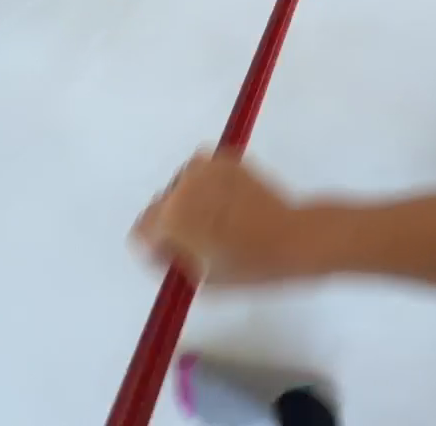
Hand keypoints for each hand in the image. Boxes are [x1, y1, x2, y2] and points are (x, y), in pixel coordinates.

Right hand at [131, 153, 322, 285]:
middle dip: (173, 221)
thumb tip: (165, 250)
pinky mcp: (227, 158)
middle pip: (163, 204)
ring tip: (217, 220)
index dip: (155, 246)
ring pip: (183, 185)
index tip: (173, 256)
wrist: (293, 237)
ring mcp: (207, 166)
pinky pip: (205, 173)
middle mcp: (184, 184)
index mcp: (172, 215)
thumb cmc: (248, 265)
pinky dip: (210, 186)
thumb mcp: (202, 278)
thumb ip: (174, 260)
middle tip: (199, 241)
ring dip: (191, 200)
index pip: (142, 228)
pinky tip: (230, 204)